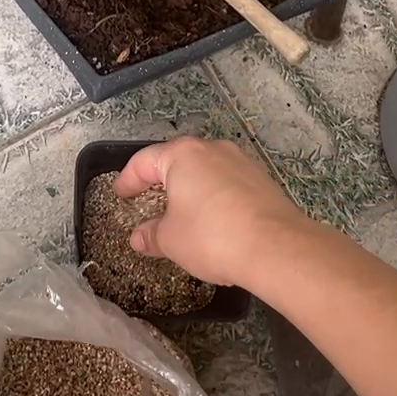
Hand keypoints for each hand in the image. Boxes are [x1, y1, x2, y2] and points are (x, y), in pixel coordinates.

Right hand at [115, 136, 310, 288]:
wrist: (276, 247)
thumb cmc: (212, 236)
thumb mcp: (172, 240)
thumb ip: (152, 235)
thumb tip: (138, 237)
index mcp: (182, 154)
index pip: (144, 161)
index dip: (128, 179)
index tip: (119, 192)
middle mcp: (210, 148)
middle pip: (177, 160)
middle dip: (161, 180)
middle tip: (146, 198)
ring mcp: (240, 161)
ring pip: (205, 170)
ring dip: (190, 188)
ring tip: (182, 211)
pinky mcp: (261, 179)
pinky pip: (227, 183)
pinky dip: (214, 196)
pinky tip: (214, 220)